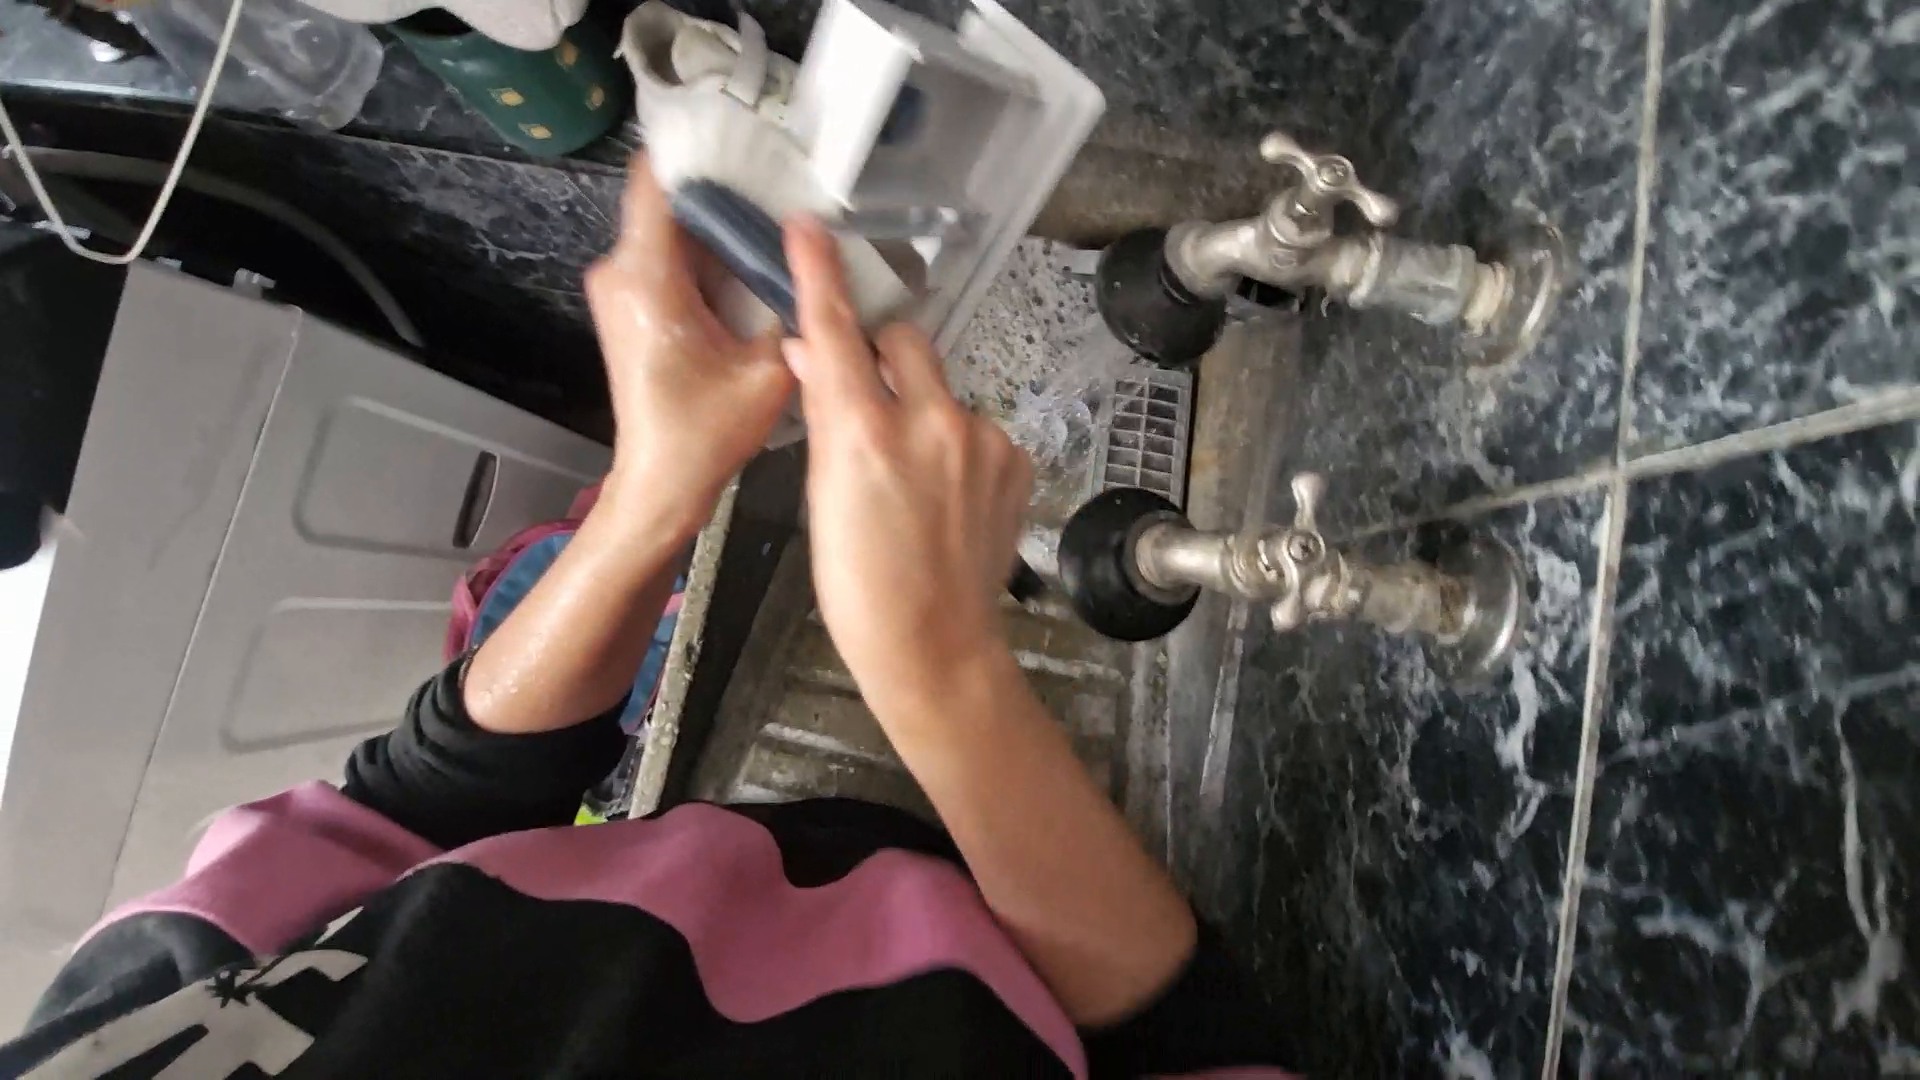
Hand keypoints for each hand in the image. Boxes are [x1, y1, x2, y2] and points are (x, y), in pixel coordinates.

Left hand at [583, 154, 795, 532]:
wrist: (662, 482)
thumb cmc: (706, 433)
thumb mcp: (768, 370)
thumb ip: (792, 308)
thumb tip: (814, 265)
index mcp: (647, 277)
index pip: (658, 179)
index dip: (704, 157)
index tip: (755, 155)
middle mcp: (620, 272)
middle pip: (671, 205)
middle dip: (725, 199)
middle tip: (785, 201)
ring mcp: (621, 291)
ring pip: (673, 235)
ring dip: (720, 233)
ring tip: (776, 235)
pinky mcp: (631, 310)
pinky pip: (670, 264)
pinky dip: (708, 262)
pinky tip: (751, 274)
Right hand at [782, 216, 1032, 715]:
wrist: (935, 643)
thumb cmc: (861, 586)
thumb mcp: (823, 497)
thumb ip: (827, 418)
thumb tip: (815, 357)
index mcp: (864, 434)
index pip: (838, 332)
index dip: (821, 276)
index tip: (811, 231)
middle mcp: (930, 422)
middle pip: (905, 340)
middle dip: (883, 357)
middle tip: (872, 404)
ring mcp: (981, 439)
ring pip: (941, 386)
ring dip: (921, 407)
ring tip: (914, 473)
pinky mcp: (1014, 457)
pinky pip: (975, 424)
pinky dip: (957, 441)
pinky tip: (949, 489)